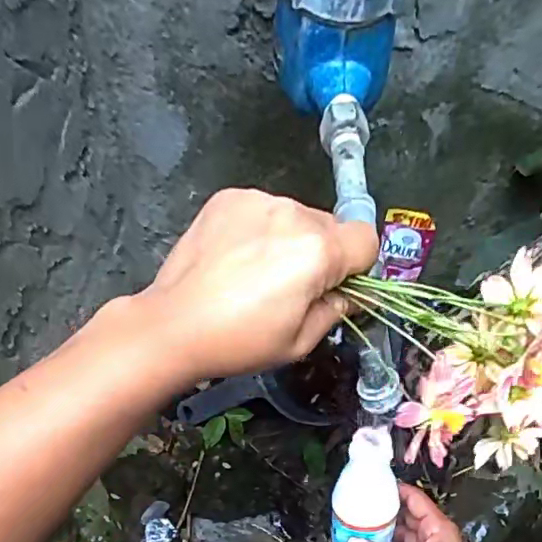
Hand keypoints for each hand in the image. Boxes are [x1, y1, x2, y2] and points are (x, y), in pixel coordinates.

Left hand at [133, 188, 378, 379]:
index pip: (366, 240)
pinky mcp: (229, 198)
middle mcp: (292, 213)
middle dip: (321, 254)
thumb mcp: (298, 343)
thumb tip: (350, 296)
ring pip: (296, 216)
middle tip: (289, 289)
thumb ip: (335, 312)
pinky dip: (259, 230)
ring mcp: (258, 200)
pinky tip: (236, 260)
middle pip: (331, 226)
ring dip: (289, 240)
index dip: (356, 268)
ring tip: (255, 276)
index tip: (334, 288)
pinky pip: (263, 210)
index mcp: (317, 251)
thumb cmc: (238, 341)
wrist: (174, 326)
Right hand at [346, 484, 489, 541]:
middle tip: (359, 508)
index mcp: (438, 528)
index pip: (415, 499)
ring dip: (383, 535)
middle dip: (385, 513)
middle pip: (406, 518)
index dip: (396, 490)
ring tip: (358, 528)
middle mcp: (434, 538)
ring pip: (401, 538)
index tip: (374, 484)